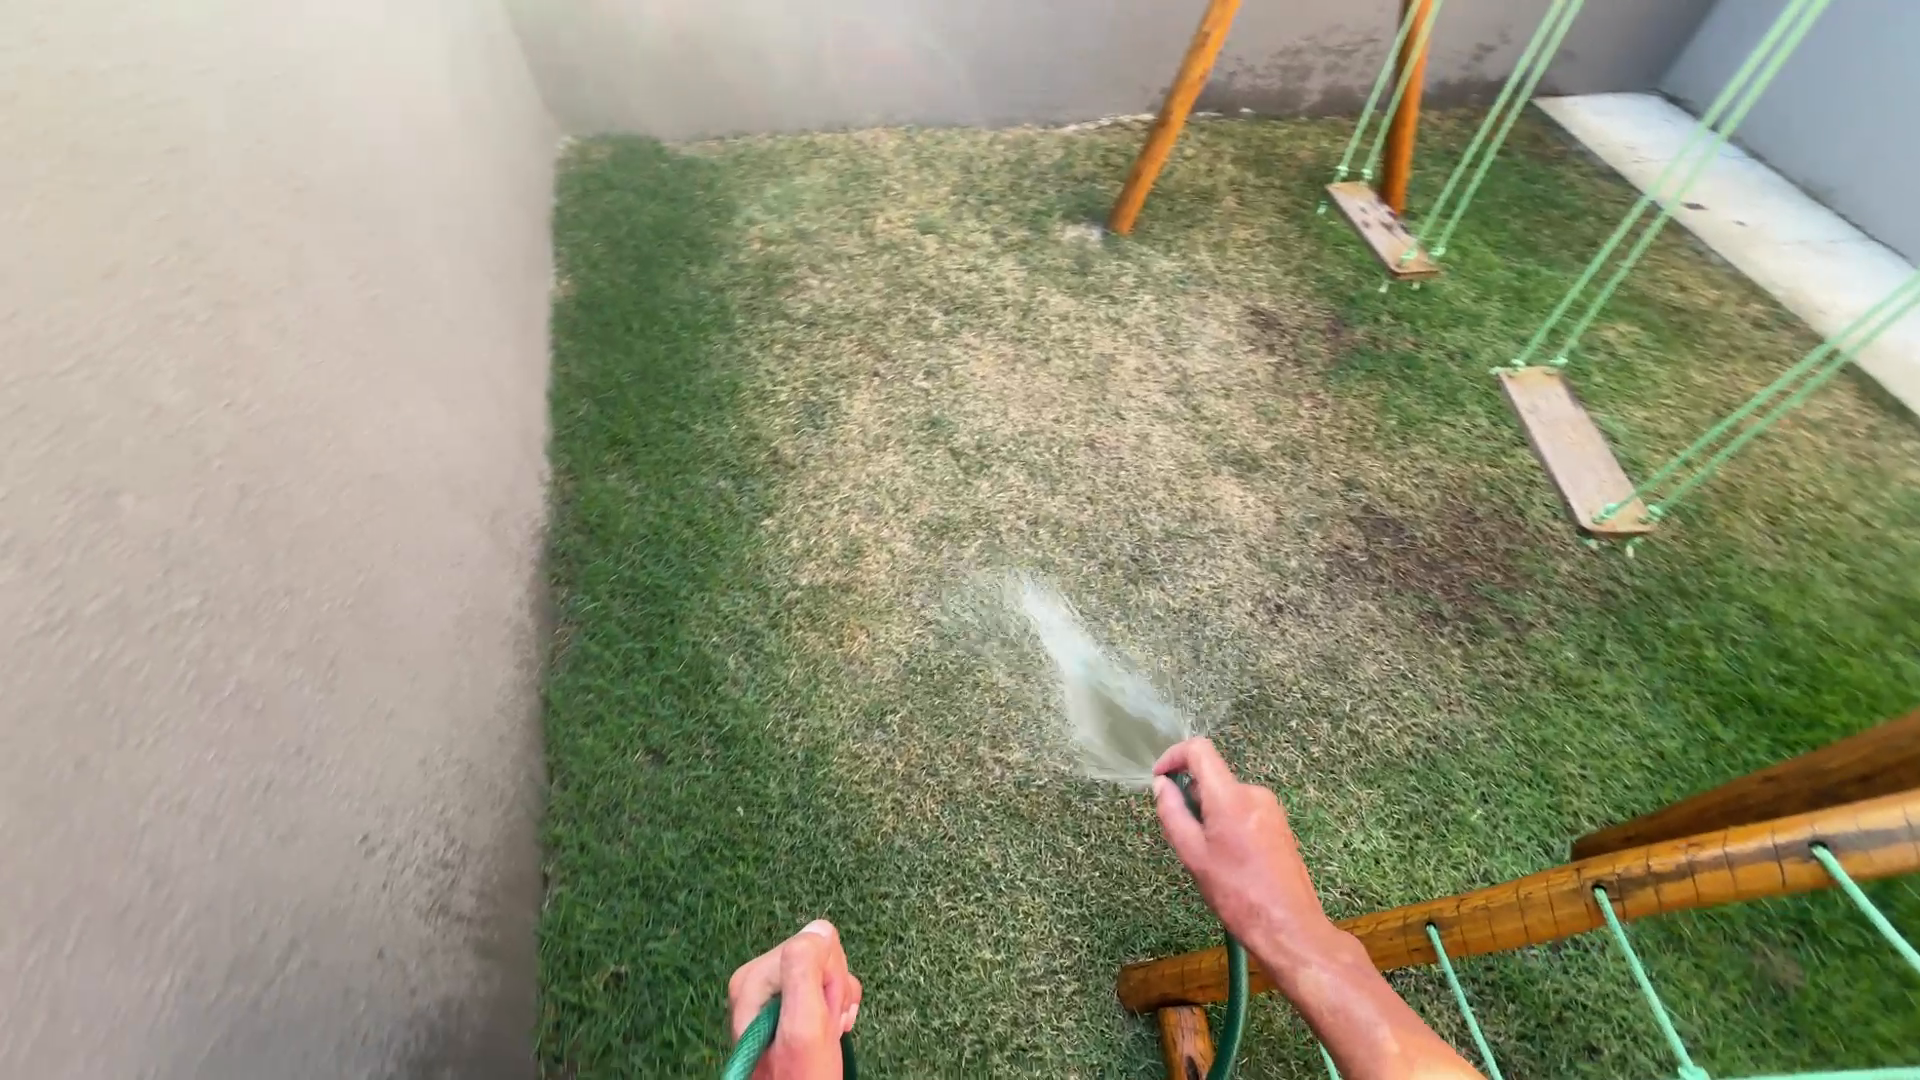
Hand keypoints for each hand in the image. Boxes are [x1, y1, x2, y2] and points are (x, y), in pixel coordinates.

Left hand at [727, 920, 861, 1078]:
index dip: (828, 978)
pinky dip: (839, 1002)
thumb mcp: (804, 1027)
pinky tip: (831, 1028)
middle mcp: (760, 976)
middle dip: (833, 988)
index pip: (813, 942)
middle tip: (824, 1027)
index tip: (820, 1016)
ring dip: (837, 999)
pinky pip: (829, 977)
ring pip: (828, 964)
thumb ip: (804, 971)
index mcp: (753, 977)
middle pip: (820, 950)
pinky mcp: (792, 995)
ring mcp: (776, 987)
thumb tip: (816, 930)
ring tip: (827, 1032)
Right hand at [1151, 738, 1333, 954]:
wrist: (1290, 928)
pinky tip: (1230, 859)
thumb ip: (1172, 813)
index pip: (1199, 749)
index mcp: (1230, 796)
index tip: (1160, 779)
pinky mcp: (1279, 824)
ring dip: (1209, 814)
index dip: (1173, 756)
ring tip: (1209, 855)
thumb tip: (1162, 784)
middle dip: (1191, 798)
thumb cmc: (1236, 894)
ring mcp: (1270, 808)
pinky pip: (1242, 809)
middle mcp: (1253, 793)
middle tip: (1184, 837)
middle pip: (1211, 777)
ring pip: (1225, 796)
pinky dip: (1226, 822)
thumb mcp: (1192, 854)